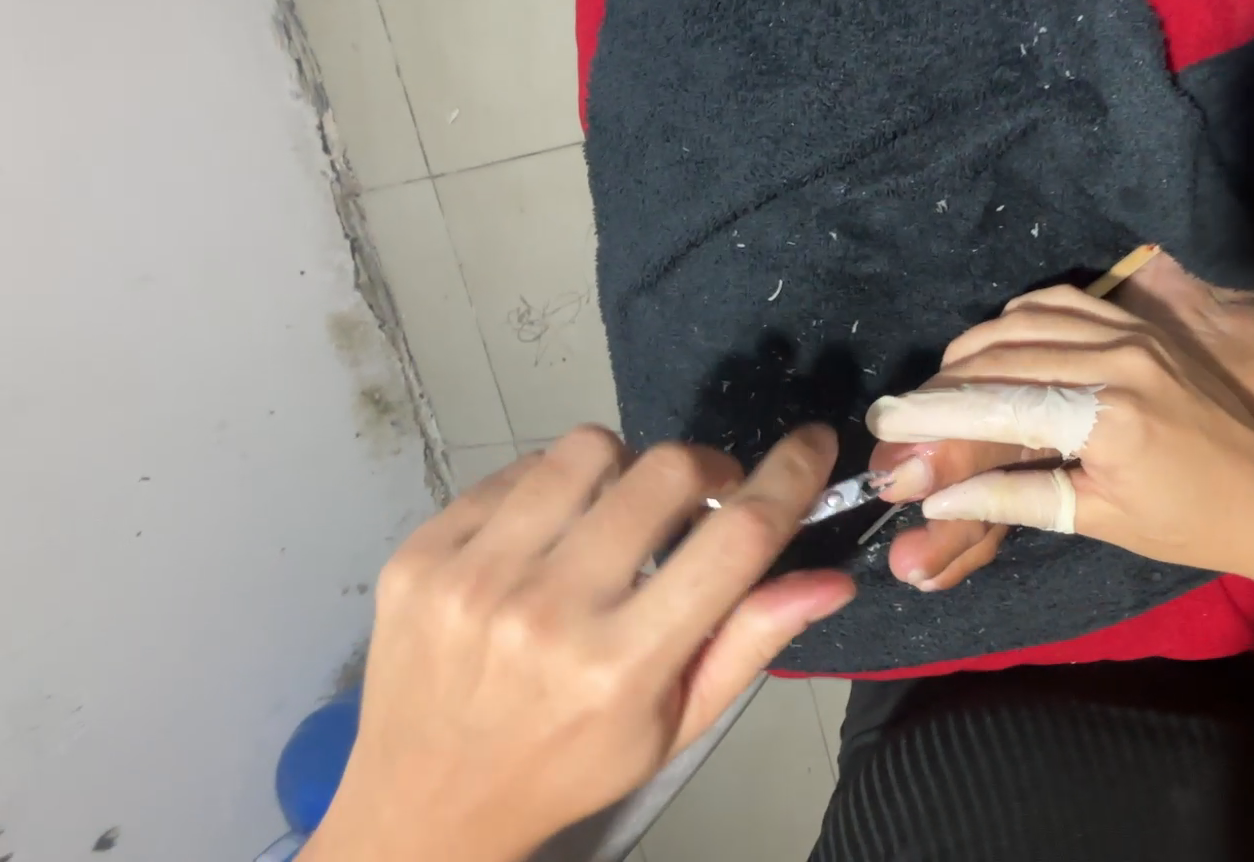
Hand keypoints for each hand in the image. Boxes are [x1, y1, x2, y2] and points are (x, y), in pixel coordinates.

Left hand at [303, 426, 855, 861]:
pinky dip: (559, 483)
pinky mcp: (423, 551)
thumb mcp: (680, 721)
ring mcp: (474, 575)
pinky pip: (522, 467)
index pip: (737, 537)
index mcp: (624, 664)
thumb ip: (755, 640)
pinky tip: (554, 531)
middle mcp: (549, 611)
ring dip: (631, 468)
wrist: (419, 811)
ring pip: (592, 449)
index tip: (815, 443)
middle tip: (704, 498)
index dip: (790, 476)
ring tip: (621, 513)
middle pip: (667, 471)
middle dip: (708, 469)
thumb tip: (834, 579)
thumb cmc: (574, 766)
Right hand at [867, 287, 1253, 591]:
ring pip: (1026, 317)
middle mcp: (1117, 356)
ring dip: (975, 345)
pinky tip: (999, 340)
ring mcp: (1133, 332)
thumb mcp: (1098, 518)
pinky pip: (1064, 302)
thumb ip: (1013, 495)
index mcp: (1108, 414)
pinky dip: (1019, 317)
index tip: (885, 421)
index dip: (933, 412)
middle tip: (907, 409)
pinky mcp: (1142, 325)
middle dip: (944, 382)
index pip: (997, 403)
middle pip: (1002, 353)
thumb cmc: (1189, 525)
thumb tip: (933, 495)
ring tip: (943, 381)